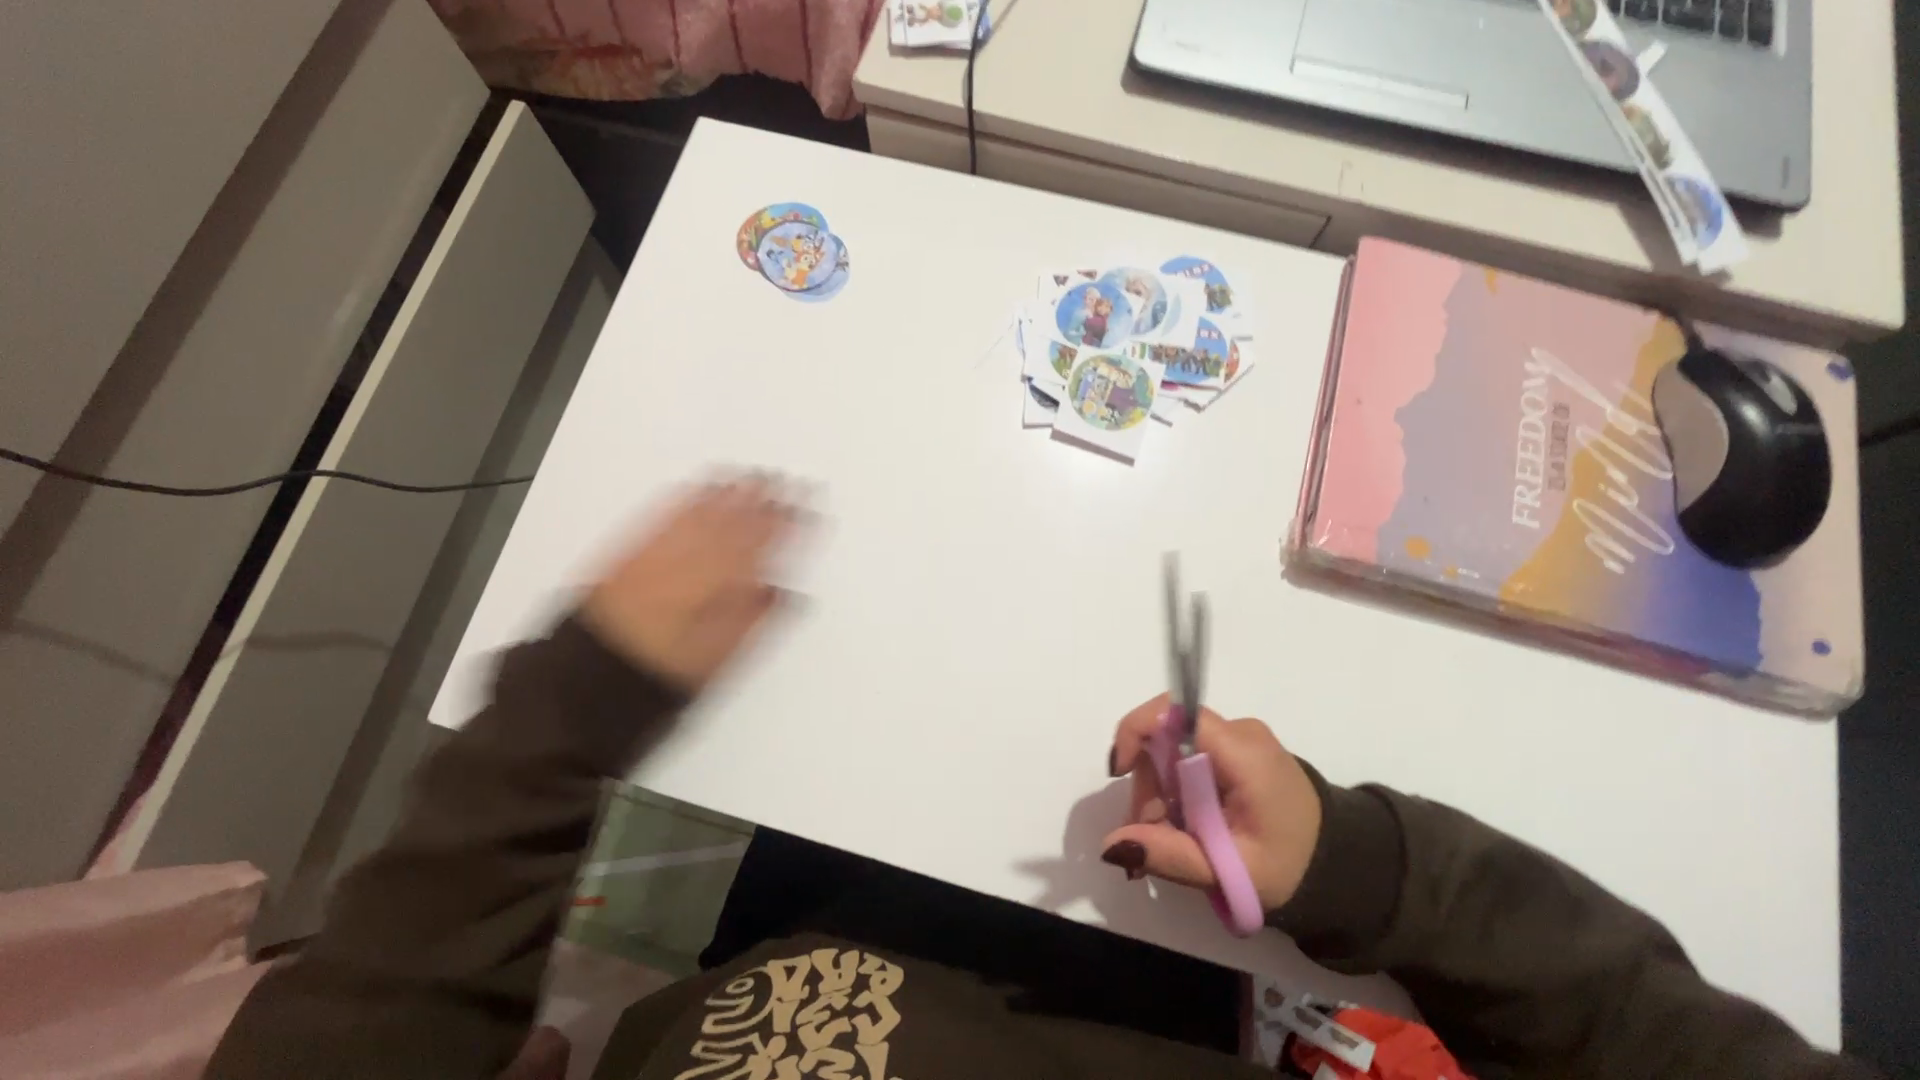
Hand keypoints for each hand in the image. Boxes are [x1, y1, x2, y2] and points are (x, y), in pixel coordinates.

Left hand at [580, 474, 804, 691]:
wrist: (595, 670)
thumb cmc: (661, 667)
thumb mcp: (724, 652)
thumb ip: (758, 616)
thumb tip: (786, 594)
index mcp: (723, 581)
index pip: (766, 542)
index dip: (792, 524)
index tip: (811, 511)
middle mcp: (696, 556)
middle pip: (739, 519)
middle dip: (767, 498)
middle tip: (788, 482)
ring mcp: (665, 549)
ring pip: (707, 510)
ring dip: (733, 490)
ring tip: (754, 475)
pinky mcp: (637, 548)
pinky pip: (669, 510)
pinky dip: (690, 494)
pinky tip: (700, 485)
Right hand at [1100, 694, 1322, 914]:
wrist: (1339, 863)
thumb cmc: (1290, 865)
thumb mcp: (1229, 871)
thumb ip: (1170, 855)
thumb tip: (1111, 844)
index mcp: (1242, 752)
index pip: (1173, 712)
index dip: (1136, 731)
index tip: (1119, 772)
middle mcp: (1239, 732)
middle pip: (1165, 737)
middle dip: (1146, 783)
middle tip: (1147, 833)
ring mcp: (1238, 739)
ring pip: (1171, 750)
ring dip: (1157, 791)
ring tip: (1166, 838)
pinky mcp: (1236, 750)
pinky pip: (1187, 757)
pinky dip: (1174, 789)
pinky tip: (1180, 826)